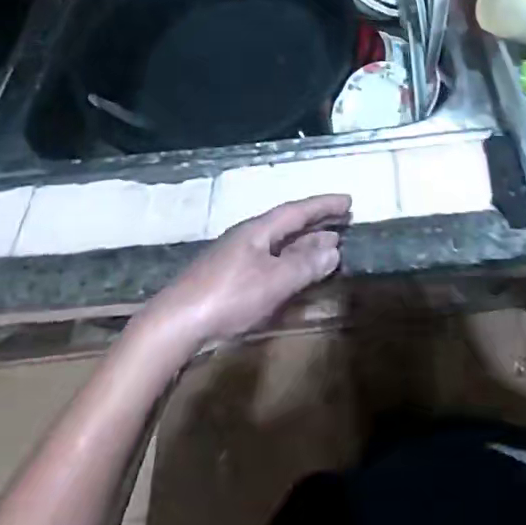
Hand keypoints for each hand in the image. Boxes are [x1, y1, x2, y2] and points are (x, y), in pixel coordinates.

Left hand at [137, 194, 350, 353]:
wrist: (176, 323)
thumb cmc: (229, 296)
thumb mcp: (274, 281)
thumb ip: (305, 265)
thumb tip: (333, 248)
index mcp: (258, 230)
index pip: (297, 211)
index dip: (323, 205)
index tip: (349, 201)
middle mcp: (248, 238)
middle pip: (288, 225)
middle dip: (317, 223)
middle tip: (343, 220)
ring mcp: (237, 258)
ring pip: (279, 245)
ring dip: (305, 245)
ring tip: (329, 247)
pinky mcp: (229, 279)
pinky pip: (270, 262)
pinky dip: (289, 263)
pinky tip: (294, 275)